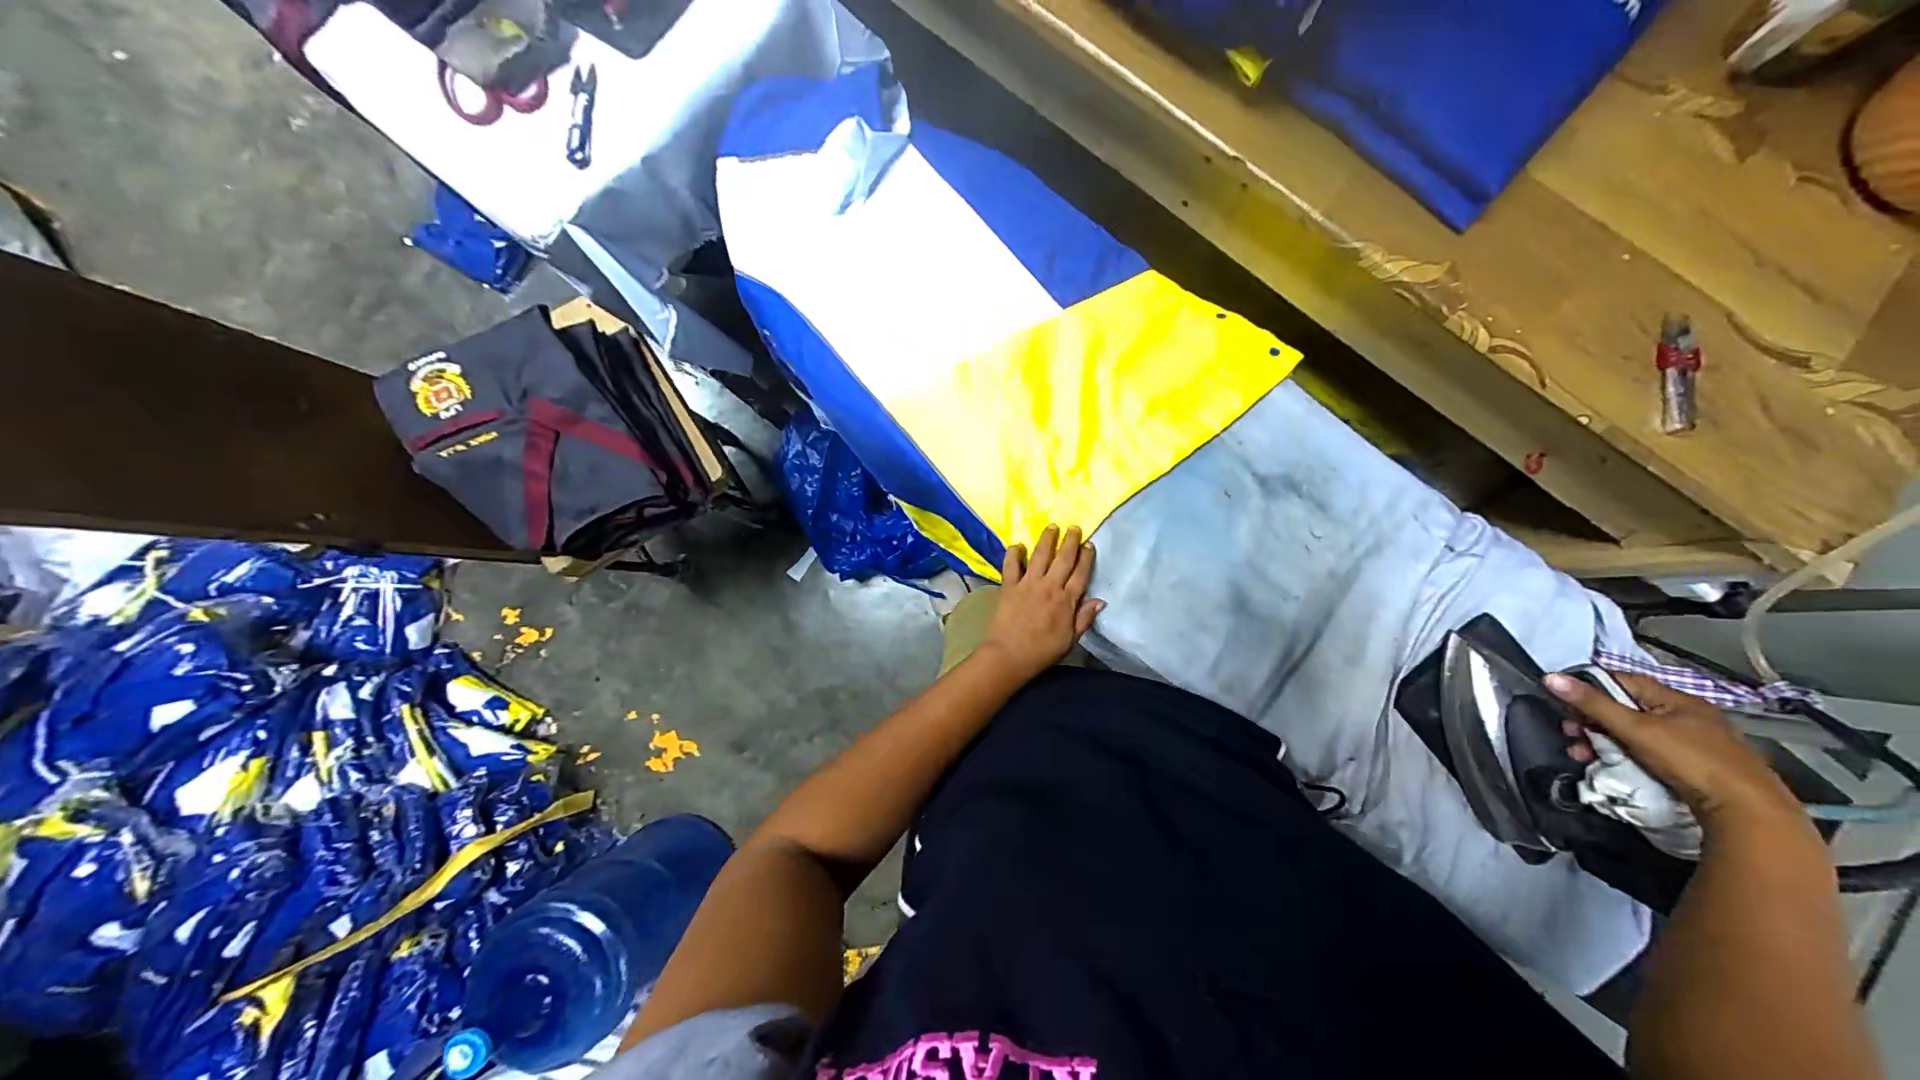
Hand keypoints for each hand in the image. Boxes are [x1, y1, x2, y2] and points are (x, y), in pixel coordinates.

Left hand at [976, 525, 1104, 683]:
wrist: (1009, 655)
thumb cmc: (1042, 651)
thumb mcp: (1070, 640)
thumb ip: (1084, 618)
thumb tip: (1100, 600)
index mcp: (1066, 601)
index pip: (1080, 573)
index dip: (1086, 557)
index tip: (1089, 544)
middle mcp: (1049, 586)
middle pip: (1063, 559)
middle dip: (1070, 541)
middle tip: (1074, 527)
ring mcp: (1028, 584)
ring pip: (1040, 555)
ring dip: (1047, 539)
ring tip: (1052, 526)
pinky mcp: (1009, 586)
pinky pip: (1011, 565)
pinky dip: (1013, 553)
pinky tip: (1017, 545)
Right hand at [1546, 671, 1804, 831]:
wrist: (1747, 811)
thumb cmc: (1691, 761)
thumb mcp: (1636, 729)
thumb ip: (1593, 703)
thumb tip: (1550, 676)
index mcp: (1676, 699)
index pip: (1620, 680)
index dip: (1588, 688)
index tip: (1564, 703)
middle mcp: (1685, 714)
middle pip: (1624, 707)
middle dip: (1591, 720)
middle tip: (1571, 735)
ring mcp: (1692, 740)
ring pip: (1634, 731)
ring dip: (1603, 740)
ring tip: (1584, 755)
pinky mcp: (1694, 763)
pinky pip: (1647, 749)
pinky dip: (1625, 754)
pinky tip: (1613, 764)